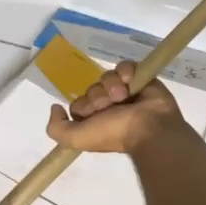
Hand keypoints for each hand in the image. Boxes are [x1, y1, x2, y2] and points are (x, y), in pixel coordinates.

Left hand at [46, 60, 184, 153]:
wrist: (149, 127)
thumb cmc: (114, 133)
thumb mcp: (76, 139)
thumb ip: (56, 127)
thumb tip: (56, 107)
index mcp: (96, 120)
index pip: (80, 102)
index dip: (84, 105)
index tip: (92, 112)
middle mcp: (109, 105)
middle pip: (93, 88)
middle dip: (98, 95)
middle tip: (110, 105)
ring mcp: (125, 90)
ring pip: (108, 76)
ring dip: (112, 84)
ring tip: (123, 95)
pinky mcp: (140, 78)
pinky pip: (125, 66)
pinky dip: (126, 71)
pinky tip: (131, 82)